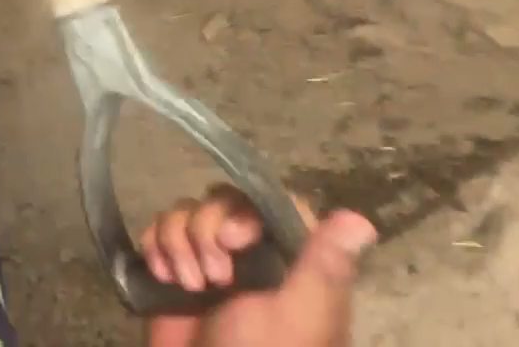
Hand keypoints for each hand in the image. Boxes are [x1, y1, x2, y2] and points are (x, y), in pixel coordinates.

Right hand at [139, 185, 376, 346]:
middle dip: (203, 230)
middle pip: (218, 200)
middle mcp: (251, 255)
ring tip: (186, 285)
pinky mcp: (174, 268)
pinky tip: (163, 276)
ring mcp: (210, 260)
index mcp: (290, 262)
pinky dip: (156, 247)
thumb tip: (362, 218)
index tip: (233, 240)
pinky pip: (158, 230)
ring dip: (177, 242)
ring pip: (184, 211)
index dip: (243, 210)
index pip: (268, 202)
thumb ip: (324, 268)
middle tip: (213, 278)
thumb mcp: (300, 318)